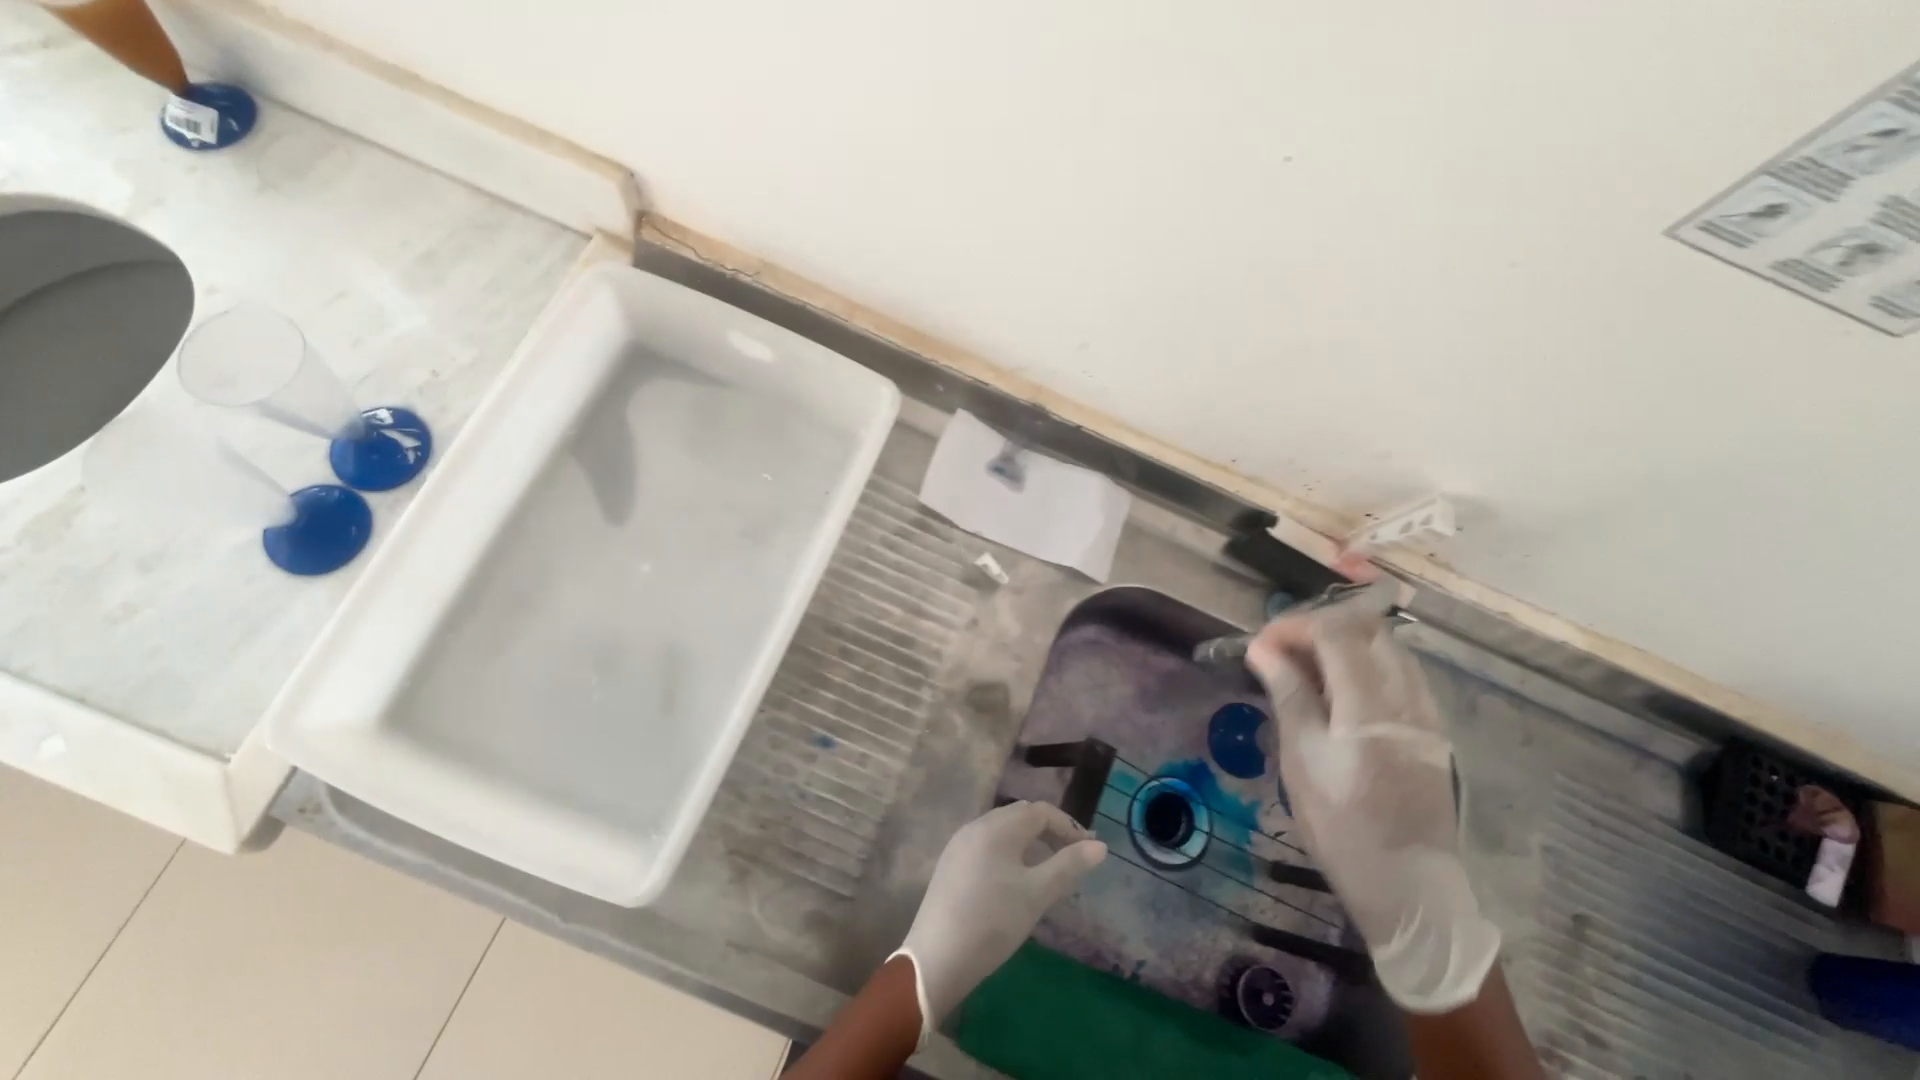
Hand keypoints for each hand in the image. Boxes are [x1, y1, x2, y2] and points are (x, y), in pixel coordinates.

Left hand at [890, 801, 1106, 1045]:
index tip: (1089, 851)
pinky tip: (1014, 881)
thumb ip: (1069, 865)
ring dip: (1028, 842)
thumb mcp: (1037, 894)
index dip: (1068, 826)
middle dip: (1049, 831)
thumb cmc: (993, 921)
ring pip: (1002, 831)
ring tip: (1046, 870)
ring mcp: (958, 845)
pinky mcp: (950, 865)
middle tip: (1071, 858)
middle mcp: (975, 827)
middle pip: (1020, 815)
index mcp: (997, 827)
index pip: (1040, 811)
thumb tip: (1100, 846)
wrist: (937, 958)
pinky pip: (986, 846)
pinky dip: (1008, 853)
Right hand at [1245, 581, 1500, 1013]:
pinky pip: (1402, 674)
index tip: (1261, 644)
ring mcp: (1426, 712)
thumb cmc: (1342, 827)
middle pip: (1369, 630)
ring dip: (1345, 643)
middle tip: (1282, 651)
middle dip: (1320, 627)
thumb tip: (1263, 649)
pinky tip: (1341, 692)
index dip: (1295, 625)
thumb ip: (1289, 696)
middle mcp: (1406, 697)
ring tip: (1307, 669)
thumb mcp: (1301, 762)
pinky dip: (1367, 665)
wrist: (1409, 885)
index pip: (1336, 632)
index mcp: (1368, 705)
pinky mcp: (1432, 729)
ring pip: (1389, 649)